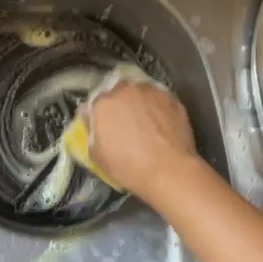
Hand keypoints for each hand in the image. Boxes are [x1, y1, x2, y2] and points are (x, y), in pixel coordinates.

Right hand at [85, 80, 199, 197]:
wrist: (169, 171)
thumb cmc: (128, 167)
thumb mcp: (97, 156)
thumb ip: (91, 131)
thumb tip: (90, 118)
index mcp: (103, 103)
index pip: (95, 101)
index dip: (98, 114)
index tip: (102, 125)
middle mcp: (126, 90)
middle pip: (118, 91)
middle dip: (120, 103)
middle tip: (125, 122)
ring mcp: (151, 92)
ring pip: (141, 91)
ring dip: (140, 102)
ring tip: (146, 121)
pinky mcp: (172, 99)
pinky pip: (160, 100)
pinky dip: (158, 108)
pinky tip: (162, 124)